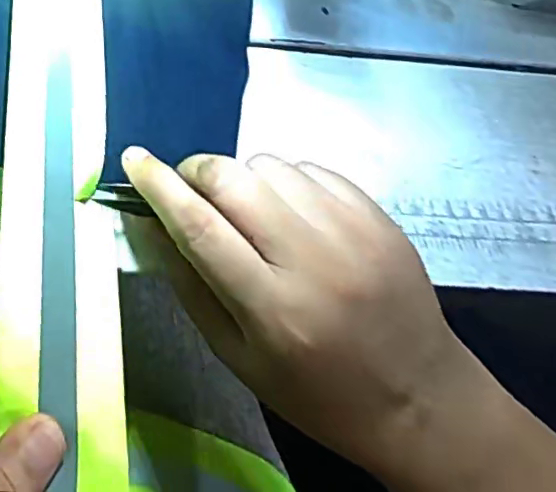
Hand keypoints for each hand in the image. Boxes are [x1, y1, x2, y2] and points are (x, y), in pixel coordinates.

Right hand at [122, 148, 555, 491]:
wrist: (421, 397)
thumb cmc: (316, 391)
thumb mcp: (239, 357)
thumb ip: (188, 285)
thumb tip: (147, 223)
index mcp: (273, 309)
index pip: (200, 227)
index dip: (159, 186)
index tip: (134, 157)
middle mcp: (312, 260)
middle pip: (234, 181)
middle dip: (198, 170)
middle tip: (191, 186)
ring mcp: (351, 230)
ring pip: (270, 165)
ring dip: (244, 177)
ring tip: (251, 211)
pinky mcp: (375, 213)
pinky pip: (309, 167)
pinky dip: (286, 180)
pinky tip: (292, 211)